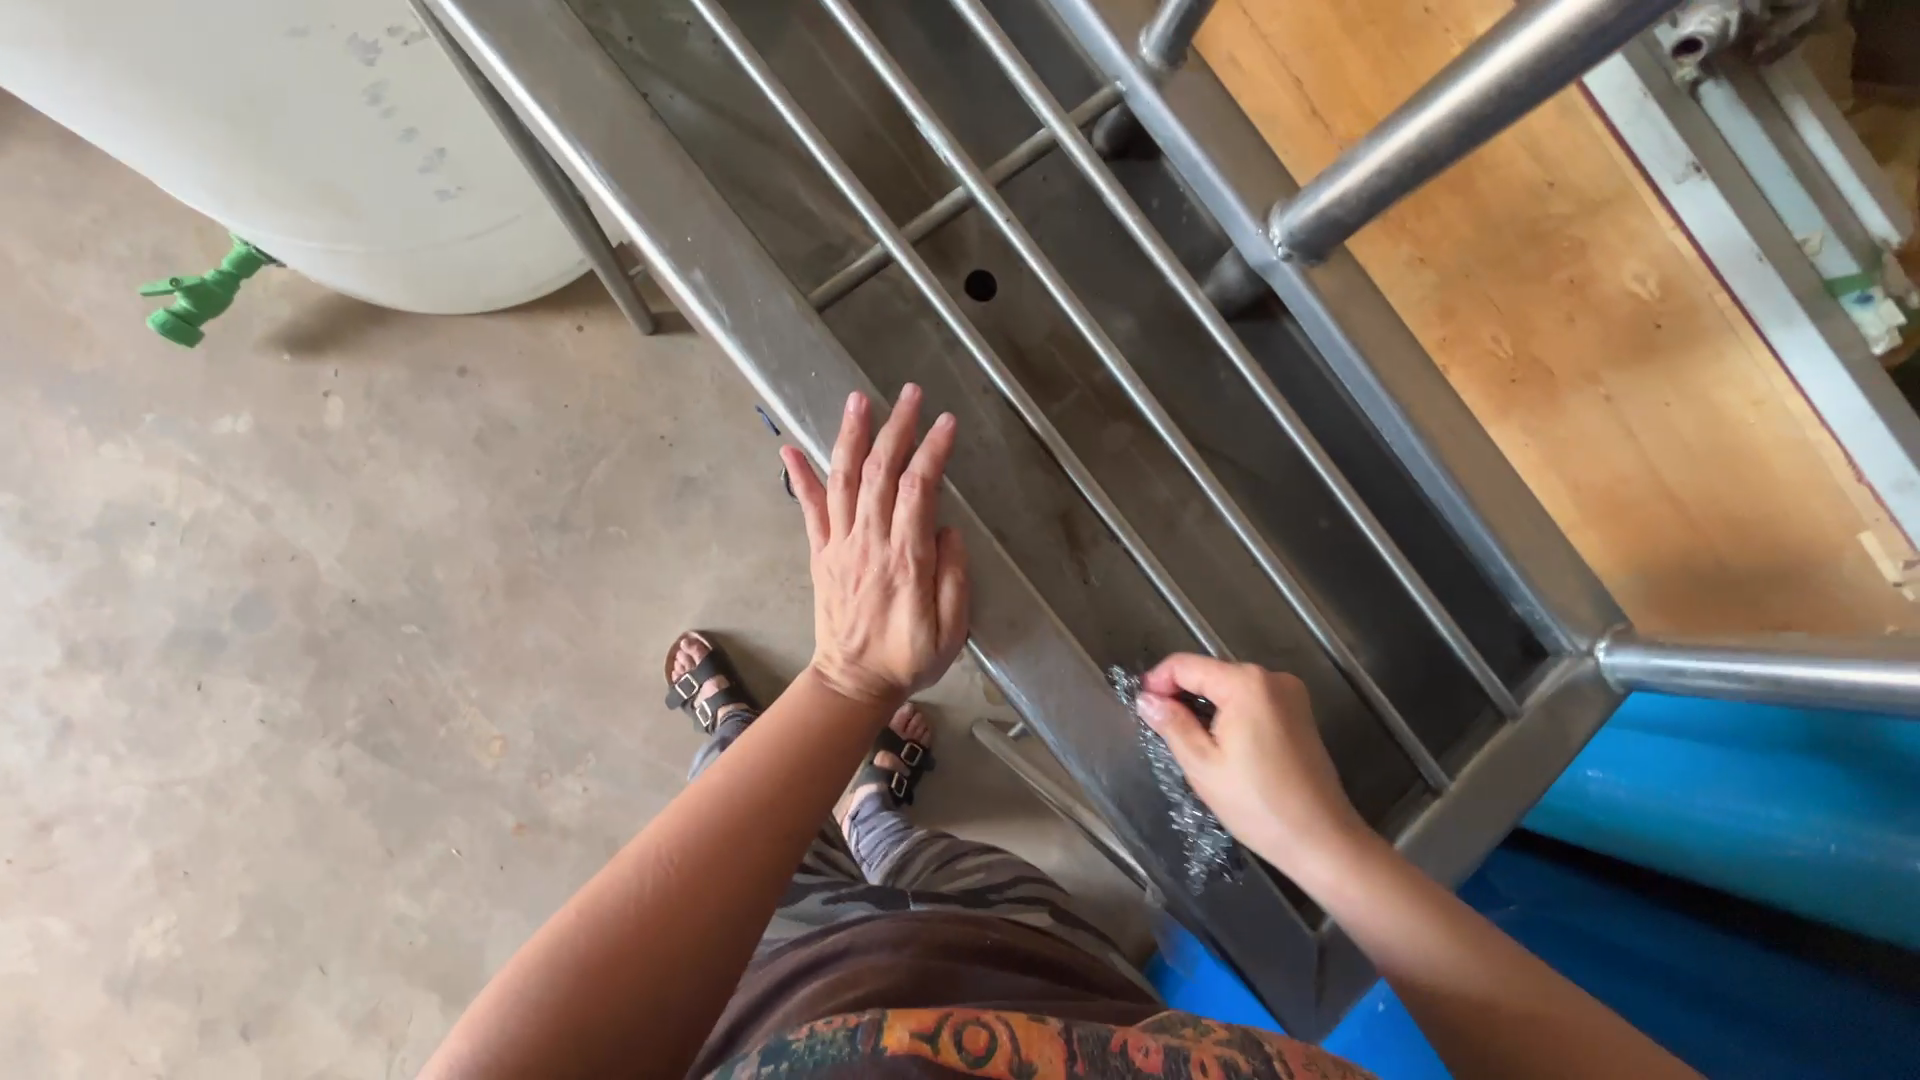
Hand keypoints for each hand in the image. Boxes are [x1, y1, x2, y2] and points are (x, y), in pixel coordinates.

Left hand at [780, 385, 969, 708]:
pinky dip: (799, 478)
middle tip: (910, 393)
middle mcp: (868, 544)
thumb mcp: (951, 631)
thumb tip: (947, 529)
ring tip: (859, 399)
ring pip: (844, 481)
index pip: (919, 490)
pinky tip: (790, 449)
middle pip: (881, 473)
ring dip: (851, 437)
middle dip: (896, 428)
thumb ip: (954, 578)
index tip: (946, 422)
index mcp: (906, 561)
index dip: (932, 452)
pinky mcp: (821, 555)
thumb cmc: (908, 659)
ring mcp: (839, 547)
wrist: (851, 684)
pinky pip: (808, 511)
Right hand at [1135, 654, 1372, 878]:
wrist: (1322, 840)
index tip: (1143, 708)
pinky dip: (1229, 713)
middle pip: (1210, 673)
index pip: (1186, 665)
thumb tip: (1146, 699)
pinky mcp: (1299, 713)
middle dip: (1181, 694)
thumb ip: (1171, 723)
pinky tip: (1221, 744)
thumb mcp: (1202, 764)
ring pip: (1229, 687)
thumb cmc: (1257, 804)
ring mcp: (1290, 694)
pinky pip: (1251, 700)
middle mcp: (1271, 678)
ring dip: (1204, 705)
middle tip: (1161, 729)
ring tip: (1188, 740)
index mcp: (1246, 684)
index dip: (1157, 681)